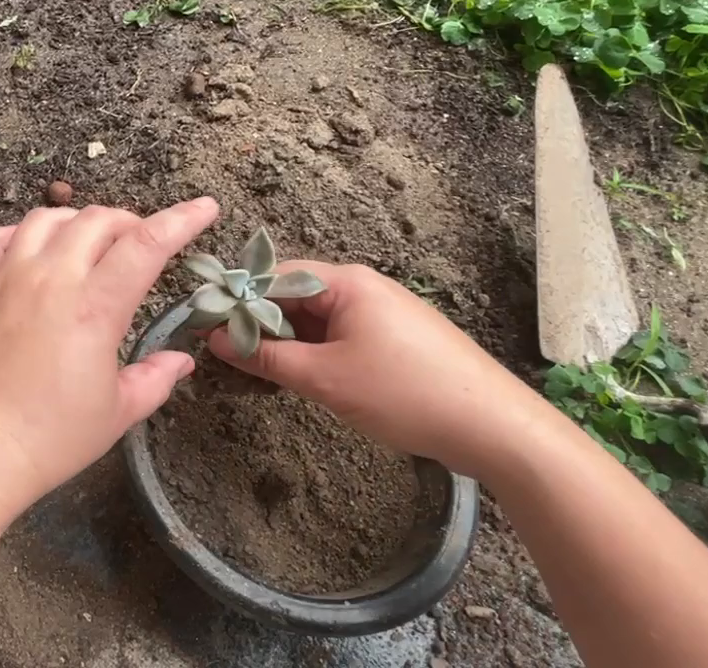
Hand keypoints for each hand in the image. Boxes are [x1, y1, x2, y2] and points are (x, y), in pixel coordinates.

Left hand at [0, 199, 219, 513]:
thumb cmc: (50, 439)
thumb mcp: (116, 414)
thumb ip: (154, 378)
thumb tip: (181, 359)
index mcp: (93, 307)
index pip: (145, 245)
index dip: (180, 220)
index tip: (205, 207)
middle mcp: (49, 279)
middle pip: (95, 221)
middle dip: (128, 222)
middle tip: (142, 244)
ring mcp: (6, 279)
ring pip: (44, 220)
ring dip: (76, 221)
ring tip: (90, 242)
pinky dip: (16, 234)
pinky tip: (28, 249)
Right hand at [206, 261, 553, 480]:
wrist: (500, 430)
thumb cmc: (406, 394)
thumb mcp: (324, 378)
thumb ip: (266, 357)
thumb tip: (215, 341)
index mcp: (346, 282)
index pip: (272, 277)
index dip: (237, 301)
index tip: (208, 327)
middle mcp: (364, 286)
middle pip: (294, 295)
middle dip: (262, 324)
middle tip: (232, 355)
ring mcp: (384, 312)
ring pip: (316, 318)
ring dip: (289, 341)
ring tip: (264, 371)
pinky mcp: (398, 337)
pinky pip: (341, 333)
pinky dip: (317, 351)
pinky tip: (307, 378)